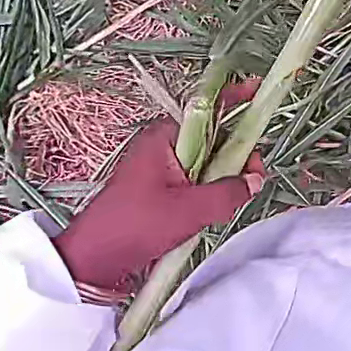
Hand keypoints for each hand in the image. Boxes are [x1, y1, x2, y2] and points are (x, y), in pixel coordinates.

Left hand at [52, 88, 264, 302]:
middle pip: (212, 138)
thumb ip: (227, 192)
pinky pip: (195, 181)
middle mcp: (163, 146)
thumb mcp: (189, 210)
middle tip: (251, 177)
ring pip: (206, 162)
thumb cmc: (131, 227)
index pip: (206, 108)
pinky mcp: (161, 189)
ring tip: (229, 201)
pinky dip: (208, 192)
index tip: (257, 90)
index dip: (234, 98)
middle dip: (236, 155)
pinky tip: (213, 210)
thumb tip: (252, 181)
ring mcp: (161, 167)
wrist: (94, 259)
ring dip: (222, 178)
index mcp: (165, 137)